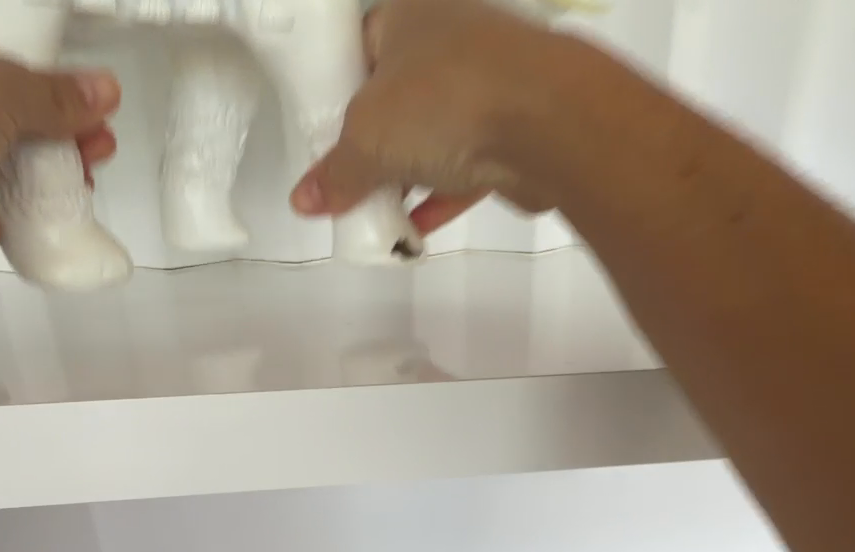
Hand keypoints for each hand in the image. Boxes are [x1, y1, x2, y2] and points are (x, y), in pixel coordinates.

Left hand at [0, 0, 120, 331]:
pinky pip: (14, 201)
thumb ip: (46, 87)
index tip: (57, 42)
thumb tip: (96, 90)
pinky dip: (49, 198)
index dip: (11, 29)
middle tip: (89, 101)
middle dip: (46, 94)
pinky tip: (81, 186)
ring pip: (7, 145)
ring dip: (56, 146)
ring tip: (97, 143)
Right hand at [289, 0, 561, 235]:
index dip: (338, 95)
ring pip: (433, 138)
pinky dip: (439, 198)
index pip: (359, 51)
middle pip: (396, 102)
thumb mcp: (367, 139)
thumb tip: (308, 199)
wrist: (546, 122)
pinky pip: (464, 169)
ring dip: (406, 178)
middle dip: (373, 147)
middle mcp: (447, 43)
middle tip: (348, 182)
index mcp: (405, 16)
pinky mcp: (510, 134)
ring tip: (378, 214)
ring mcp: (485, 88)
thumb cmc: (447, 99)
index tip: (324, 136)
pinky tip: (416, 228)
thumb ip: (336, 174)